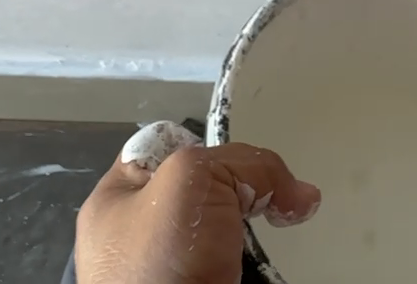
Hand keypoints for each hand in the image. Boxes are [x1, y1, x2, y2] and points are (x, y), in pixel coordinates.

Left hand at [74, 139, 321, 283]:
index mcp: (118, 199)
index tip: (237, 160)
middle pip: (209, 191)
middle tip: (268, 199)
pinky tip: (272, 260)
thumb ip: (244, 162)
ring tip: (281, 222)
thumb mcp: (194, 177)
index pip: (168, 147)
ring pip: (230, 233)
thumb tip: (297, 195)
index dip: (207, 145)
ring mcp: (171, 274)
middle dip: (245, 193)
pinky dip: (260, 265)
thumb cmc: (160, 259)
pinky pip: (240, 269)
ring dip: (258, 231)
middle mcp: (139, 235)